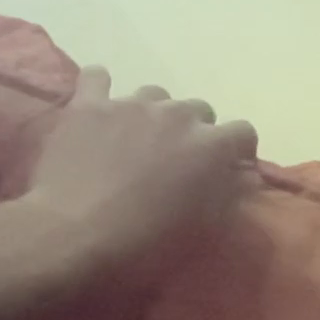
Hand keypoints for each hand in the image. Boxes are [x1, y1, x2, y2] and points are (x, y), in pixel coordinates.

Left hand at [13, 68, 259, 291]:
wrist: (75, 235)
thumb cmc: (148, 242)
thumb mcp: (205, 227)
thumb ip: (230, 194)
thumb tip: (245, 176)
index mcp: (212, 145)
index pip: (243, 132)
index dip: (238, 150)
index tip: (229, 168)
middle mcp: (178, 114)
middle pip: (199, 110)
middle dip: (194, 132)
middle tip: (176, 161)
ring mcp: (132, 104)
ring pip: (155, 95)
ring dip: (153, 115)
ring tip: (136, 141)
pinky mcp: (89, 105)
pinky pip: (97, 78)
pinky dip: (101, 88)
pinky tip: (99, 107)